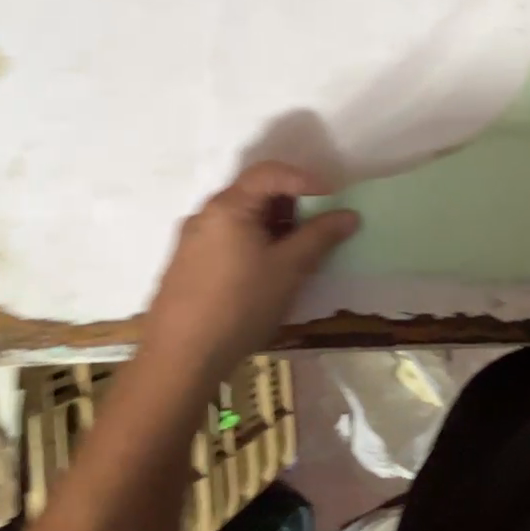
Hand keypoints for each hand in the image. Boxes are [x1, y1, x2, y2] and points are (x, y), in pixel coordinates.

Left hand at [139, 162, 359, 380]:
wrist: (180, 357)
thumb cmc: (240, 304)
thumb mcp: (289, 268)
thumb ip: (320, 236)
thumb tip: (349, 214)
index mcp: (228, 206)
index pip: (271, 173)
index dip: (307, 180)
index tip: (335, 200)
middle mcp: (205, 214)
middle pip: (255, 193)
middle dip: (294, 204)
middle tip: (322, 225)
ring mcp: (192, 240)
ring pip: (242, 218)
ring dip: (276, 225)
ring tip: (300, 252)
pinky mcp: (188, 264)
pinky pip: (229, 238)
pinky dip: (256, 242)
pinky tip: (269, 272)